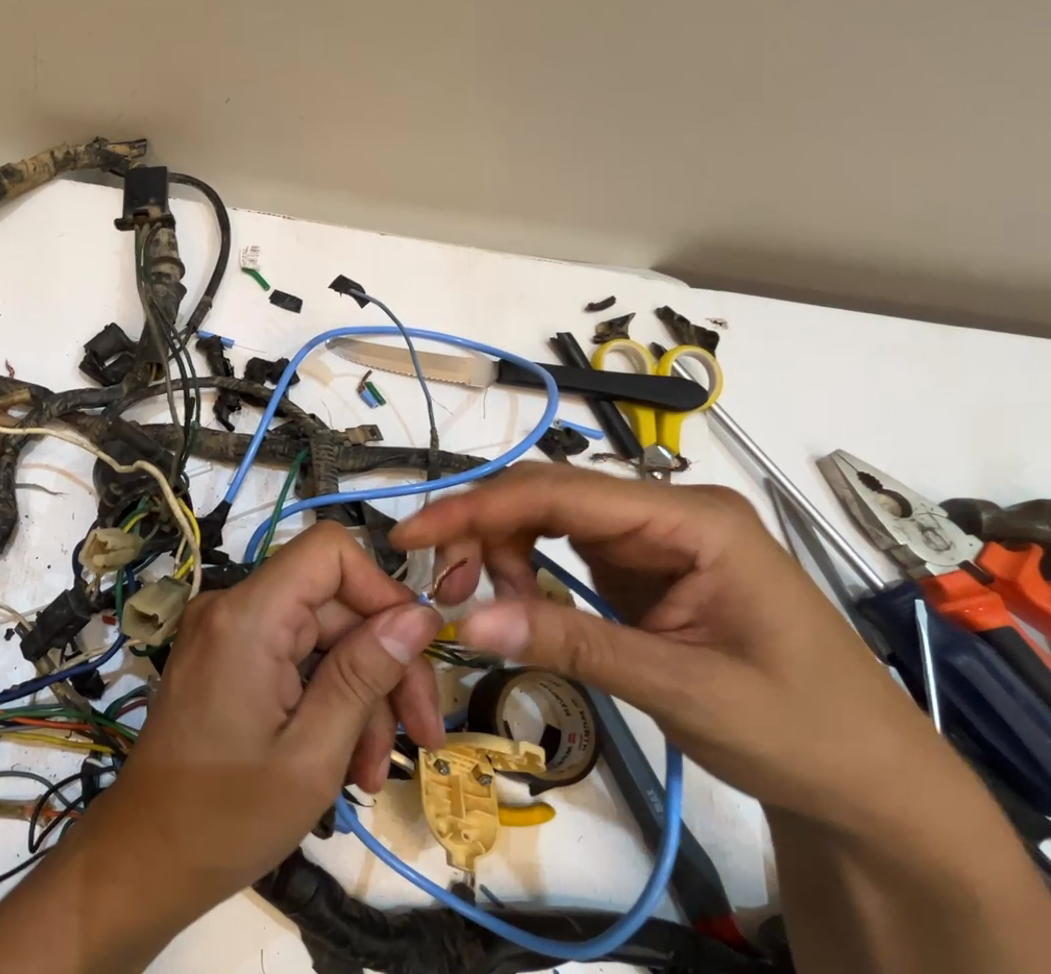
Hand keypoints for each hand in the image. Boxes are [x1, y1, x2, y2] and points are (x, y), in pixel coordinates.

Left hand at [75, 523, 442, 914]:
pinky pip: (291, 662)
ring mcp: (224, 636)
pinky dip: (325, 703)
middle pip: (333, 604)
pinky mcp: (224, 663)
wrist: (147, 855)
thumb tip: (420, 613)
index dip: (381, 592)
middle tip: (420, 740)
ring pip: (320, 639)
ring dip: (359, 700)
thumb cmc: (228, 816)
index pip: (329, 551)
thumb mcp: (314, 752)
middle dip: (383, 668)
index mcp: (246, 617)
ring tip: (372, 773)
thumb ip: (364, 674)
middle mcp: (230, 610)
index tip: (416, 655)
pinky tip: (346, 762)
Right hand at [393, 462, 949, 826]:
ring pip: (544, 520)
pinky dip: (520, 571)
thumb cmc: (800, 729)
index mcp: (693, 521)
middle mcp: (669, 515)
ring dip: (496, 552)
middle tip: (440, 588)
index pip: (559, 493)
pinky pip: (559, 551)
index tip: (409, 537)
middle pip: (544, 497)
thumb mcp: (684, 688)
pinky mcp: (641, 569)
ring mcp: (654, 541)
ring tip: (479, 603)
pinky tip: (512, 603)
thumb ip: (574, 643)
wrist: (865, 780)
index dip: (475, 508)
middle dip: (480, 532)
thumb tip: (465, 618)